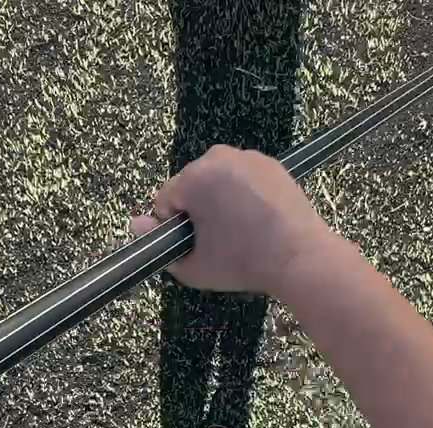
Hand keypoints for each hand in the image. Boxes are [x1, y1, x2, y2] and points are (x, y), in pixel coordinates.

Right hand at [130, 144, 341, 297]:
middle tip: (218, 243)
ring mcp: (248, 157)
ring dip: (220, 203)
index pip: (165, 200)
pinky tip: (255, 222)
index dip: (173, 228)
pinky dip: (244, 197)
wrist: (298, 256)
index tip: (193, 246)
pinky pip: (244, 180)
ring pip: (219, 182)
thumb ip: (159, 243)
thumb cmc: (242, 263)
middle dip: (198, 211)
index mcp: (195, 177)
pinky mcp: (271, 164)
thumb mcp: (193, 266)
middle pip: (192, 186)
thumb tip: (135, 224)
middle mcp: (219, 157)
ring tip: (238, 234)